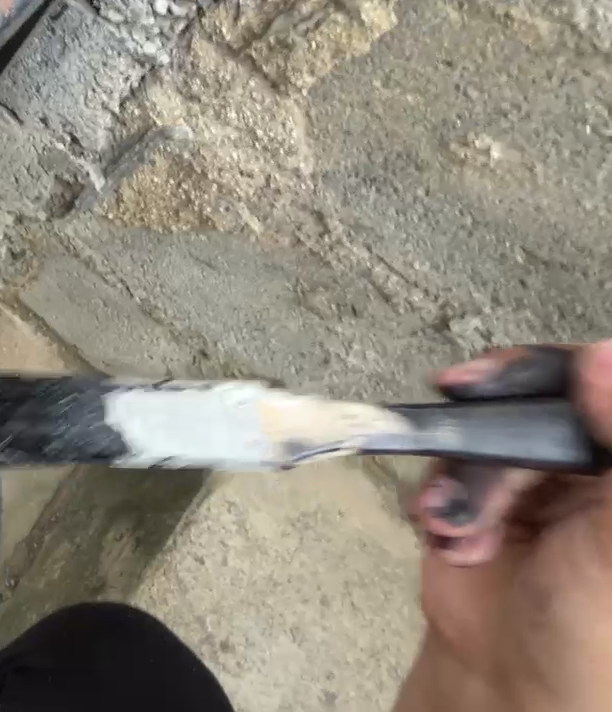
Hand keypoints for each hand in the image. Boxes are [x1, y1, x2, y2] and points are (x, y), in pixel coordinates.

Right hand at [397, 341, 611, 711]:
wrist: (511, 677)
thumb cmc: (600, 624)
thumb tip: (602, 356)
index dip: (570, 369)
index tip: (511, 370)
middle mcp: (602, 474)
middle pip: (546, 400)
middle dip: (495, 412)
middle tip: (456, 390)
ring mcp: (544, 485)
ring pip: (487, 432)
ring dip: (464, 473)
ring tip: (460, 522)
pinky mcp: (483, 497)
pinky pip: (447, 463)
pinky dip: (438, 492)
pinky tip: (447, 529)